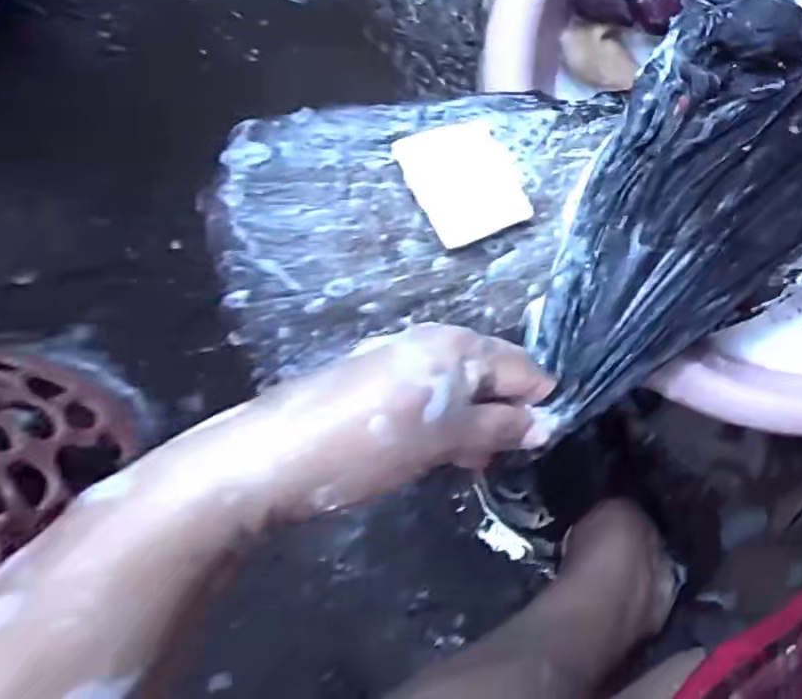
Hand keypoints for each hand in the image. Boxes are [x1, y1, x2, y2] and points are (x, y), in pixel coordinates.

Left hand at [158, 324, 553, 525]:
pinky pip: (428, 390)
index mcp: (464, 344)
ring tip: (454, 460)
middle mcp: (438, 338)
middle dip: (502, 414)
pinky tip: (418, 449)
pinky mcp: (371, 374)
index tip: (528, 444)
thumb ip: (503, 429)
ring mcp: (401, 353)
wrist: (255, 464)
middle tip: (488, 458)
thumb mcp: (446, 441)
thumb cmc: (368, 446)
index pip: (527, 369)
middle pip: (495, 373)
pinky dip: (437, 417)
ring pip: (461, 385)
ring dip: (470, 420)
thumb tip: (547, 426)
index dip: (536, 406)